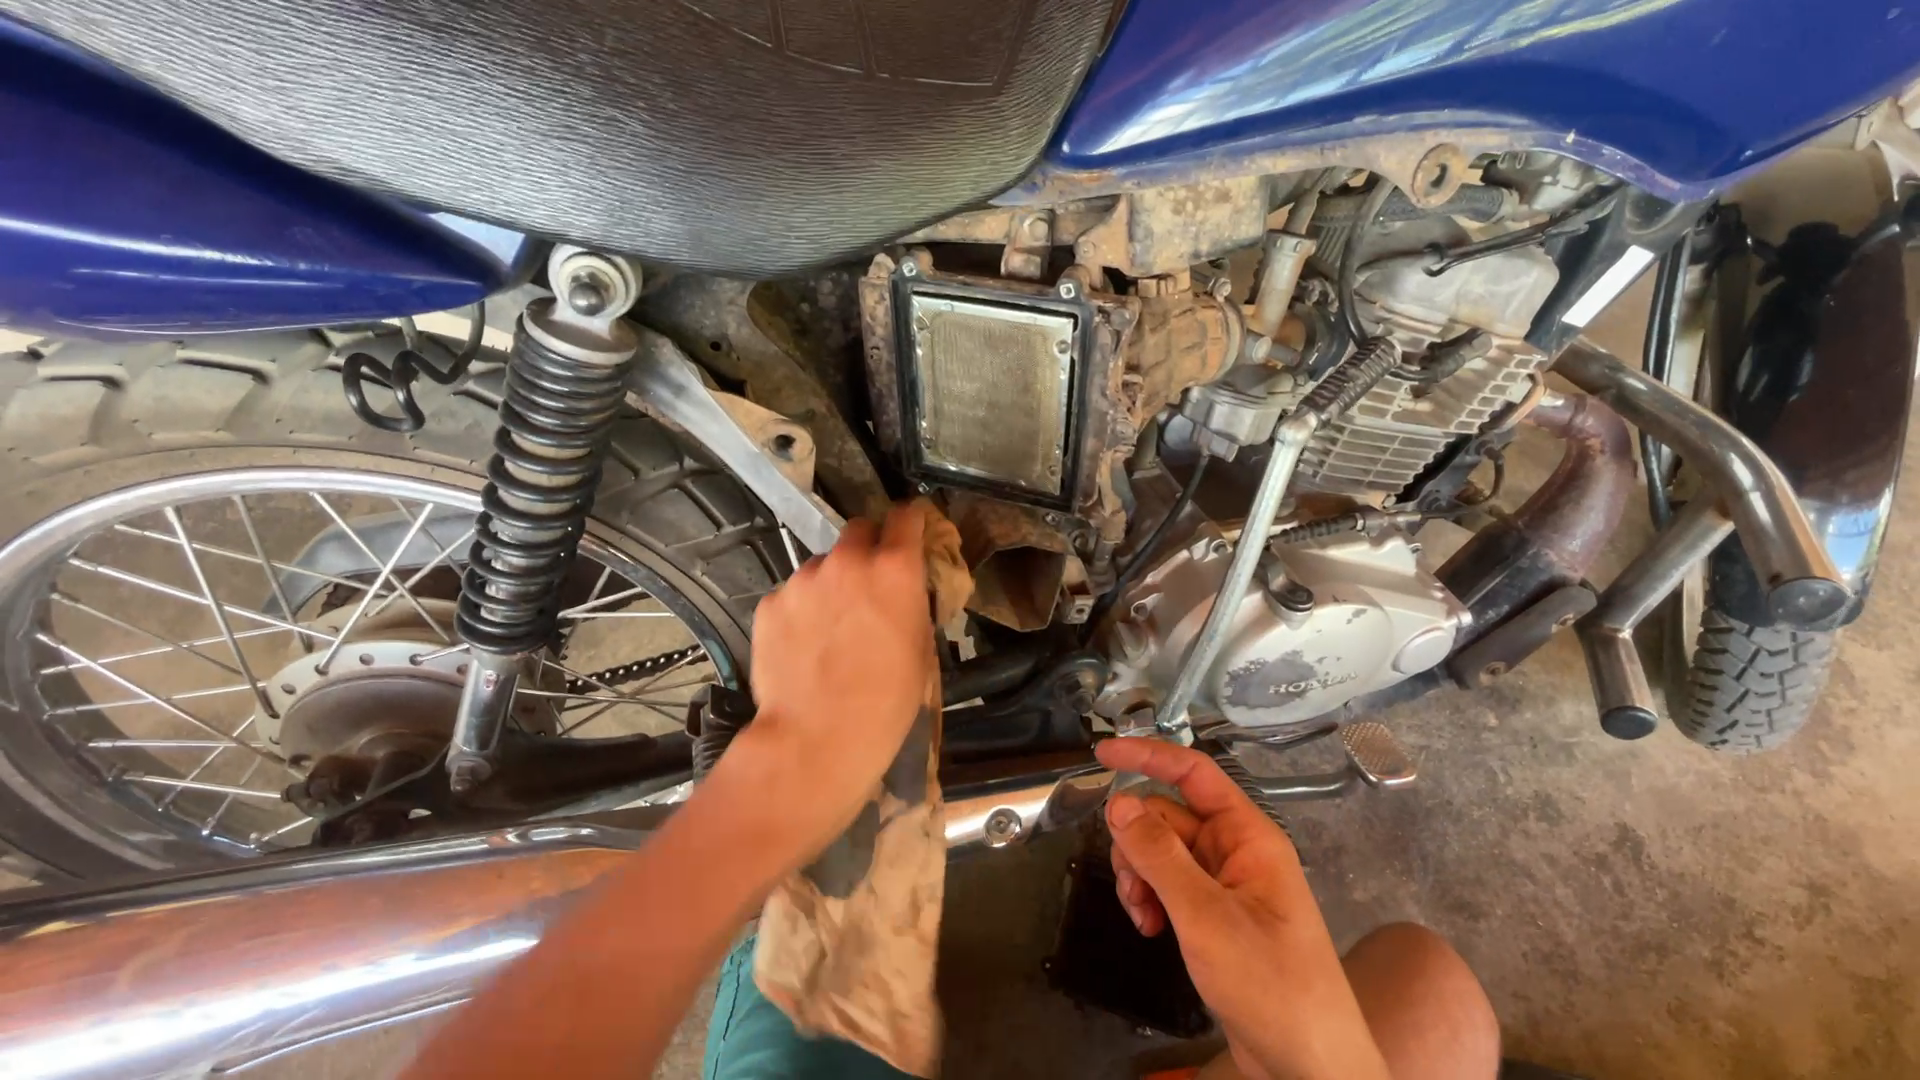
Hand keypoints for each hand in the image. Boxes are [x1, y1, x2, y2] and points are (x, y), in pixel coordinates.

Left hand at [715, 507, 931, 873]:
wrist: (816, 739)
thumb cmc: (885, 702)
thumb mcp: (921, 649)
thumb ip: (911, 603)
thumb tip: (904, 590)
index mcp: (894, 569)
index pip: (907, 516)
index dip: (911, 521)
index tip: (911, 530)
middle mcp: (847, 562)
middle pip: (859, 530)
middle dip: (867, 549)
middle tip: (869, 586)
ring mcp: (803, 580)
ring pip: (822, 566)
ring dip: (831, 584)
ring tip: (830, 629)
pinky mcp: (770, 603)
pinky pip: (792, 594)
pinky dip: (801, 610)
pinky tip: (804, 646)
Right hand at [1095, 739, 1389, 1079]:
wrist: (1309, 1066)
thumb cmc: (1270, 984)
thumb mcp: (1206, 917)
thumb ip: (1159, 856)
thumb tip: (1118, 803)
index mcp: (1248, 836)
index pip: (1193, 774)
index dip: (1149, 756)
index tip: (1103, 752)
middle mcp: (1235, 850)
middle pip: (1168, 817)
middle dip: (1137, 843)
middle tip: (1129, 884)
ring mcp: (1224, 884)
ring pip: (1162, 852)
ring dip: (1139, 875)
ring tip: (1140, 916)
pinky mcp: (1213, 914)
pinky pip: (1168, 884)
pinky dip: (1150, 899)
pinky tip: (1147, 928)